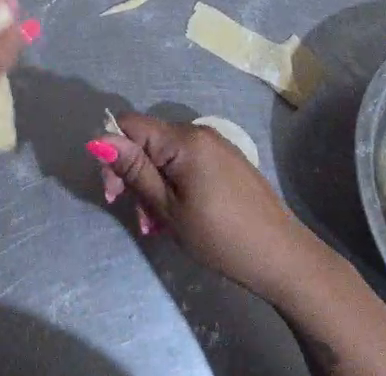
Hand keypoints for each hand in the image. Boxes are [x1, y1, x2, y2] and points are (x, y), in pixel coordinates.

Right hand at [90, 113, 318, 302]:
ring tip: (159, 224)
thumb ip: (134, 171)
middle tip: (140, 217)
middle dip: (133, 175)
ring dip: (153, 184)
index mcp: (183, 140)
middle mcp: (199, 132)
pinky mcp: (227, 161)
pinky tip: (180, 214)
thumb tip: (98, 139)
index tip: (115, 193)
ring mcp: (216, 146)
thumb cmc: (222, 238)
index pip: (129, 124)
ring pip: (165, 154)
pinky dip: (174, 183)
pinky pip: (187, 162)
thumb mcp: (169, 209)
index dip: (112, 153)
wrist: (286, 261)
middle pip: (147, 141)